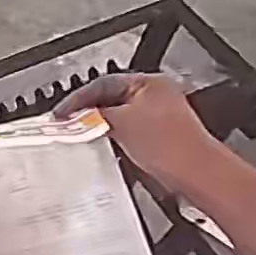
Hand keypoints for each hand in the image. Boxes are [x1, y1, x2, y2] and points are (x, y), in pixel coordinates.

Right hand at [54, 74, 223, 185]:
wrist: (194, 172)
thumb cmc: (169, 144)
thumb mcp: (120, 121)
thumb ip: (95, 114)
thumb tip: (79, 115)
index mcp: (149, 83)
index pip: (102, 83)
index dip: (77, 98)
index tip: (61, 112)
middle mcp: (155, 95)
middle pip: (109, 98)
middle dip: (87, 111)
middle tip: (67, 122)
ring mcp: (157, 115)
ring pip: (117, 115)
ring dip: (99, 125)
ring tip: (83, 134)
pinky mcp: (158, 135)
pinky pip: (126, 130)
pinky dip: (112, 135)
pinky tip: (104, 145)